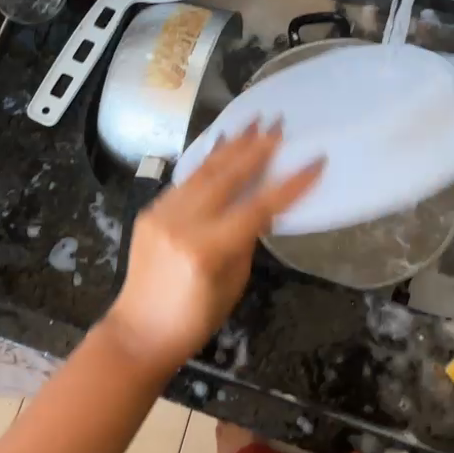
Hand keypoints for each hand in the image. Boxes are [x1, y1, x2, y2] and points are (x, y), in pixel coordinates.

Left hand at [99, 121, 320, 374]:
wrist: (140, 331)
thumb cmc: (195, 319)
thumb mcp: (233, 282)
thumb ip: (246, 239)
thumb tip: (258, 207)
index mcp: (207, 249)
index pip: (258, 208)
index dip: (289, 184)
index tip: (314, 161)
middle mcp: (182, 224)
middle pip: (227, 177)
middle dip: (256, 148)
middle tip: (278, 123)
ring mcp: (162, 214)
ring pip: (202, 171)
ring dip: (231, 145)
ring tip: (252, 122)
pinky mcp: (151, 211)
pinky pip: (185, 180)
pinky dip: (206, 161)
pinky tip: (221, 145)